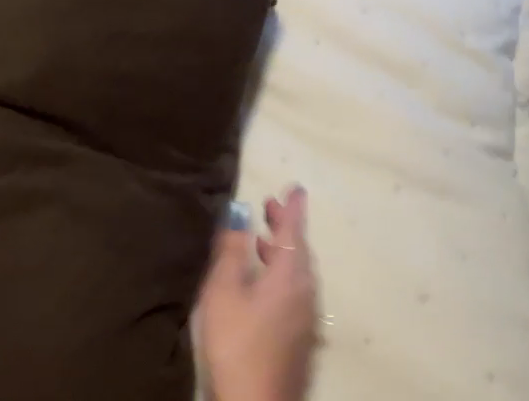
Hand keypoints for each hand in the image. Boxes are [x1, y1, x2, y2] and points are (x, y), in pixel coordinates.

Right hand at [196, 187, 318, 400]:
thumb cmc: (236, 341)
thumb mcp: (224, 289)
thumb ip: (231, 249)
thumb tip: (238, 209)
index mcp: (289, 279)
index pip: (293, 235)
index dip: (292, 210)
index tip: (296, 187)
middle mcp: (304, 295)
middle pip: (300, 254)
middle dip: (286, 228)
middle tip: (270, 205)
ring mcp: (304, 319)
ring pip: (298, 274)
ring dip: (283, 251)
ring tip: (261, 236)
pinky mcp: (297, 338)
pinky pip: (294, 291)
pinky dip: (281, 272)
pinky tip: (261, 278)